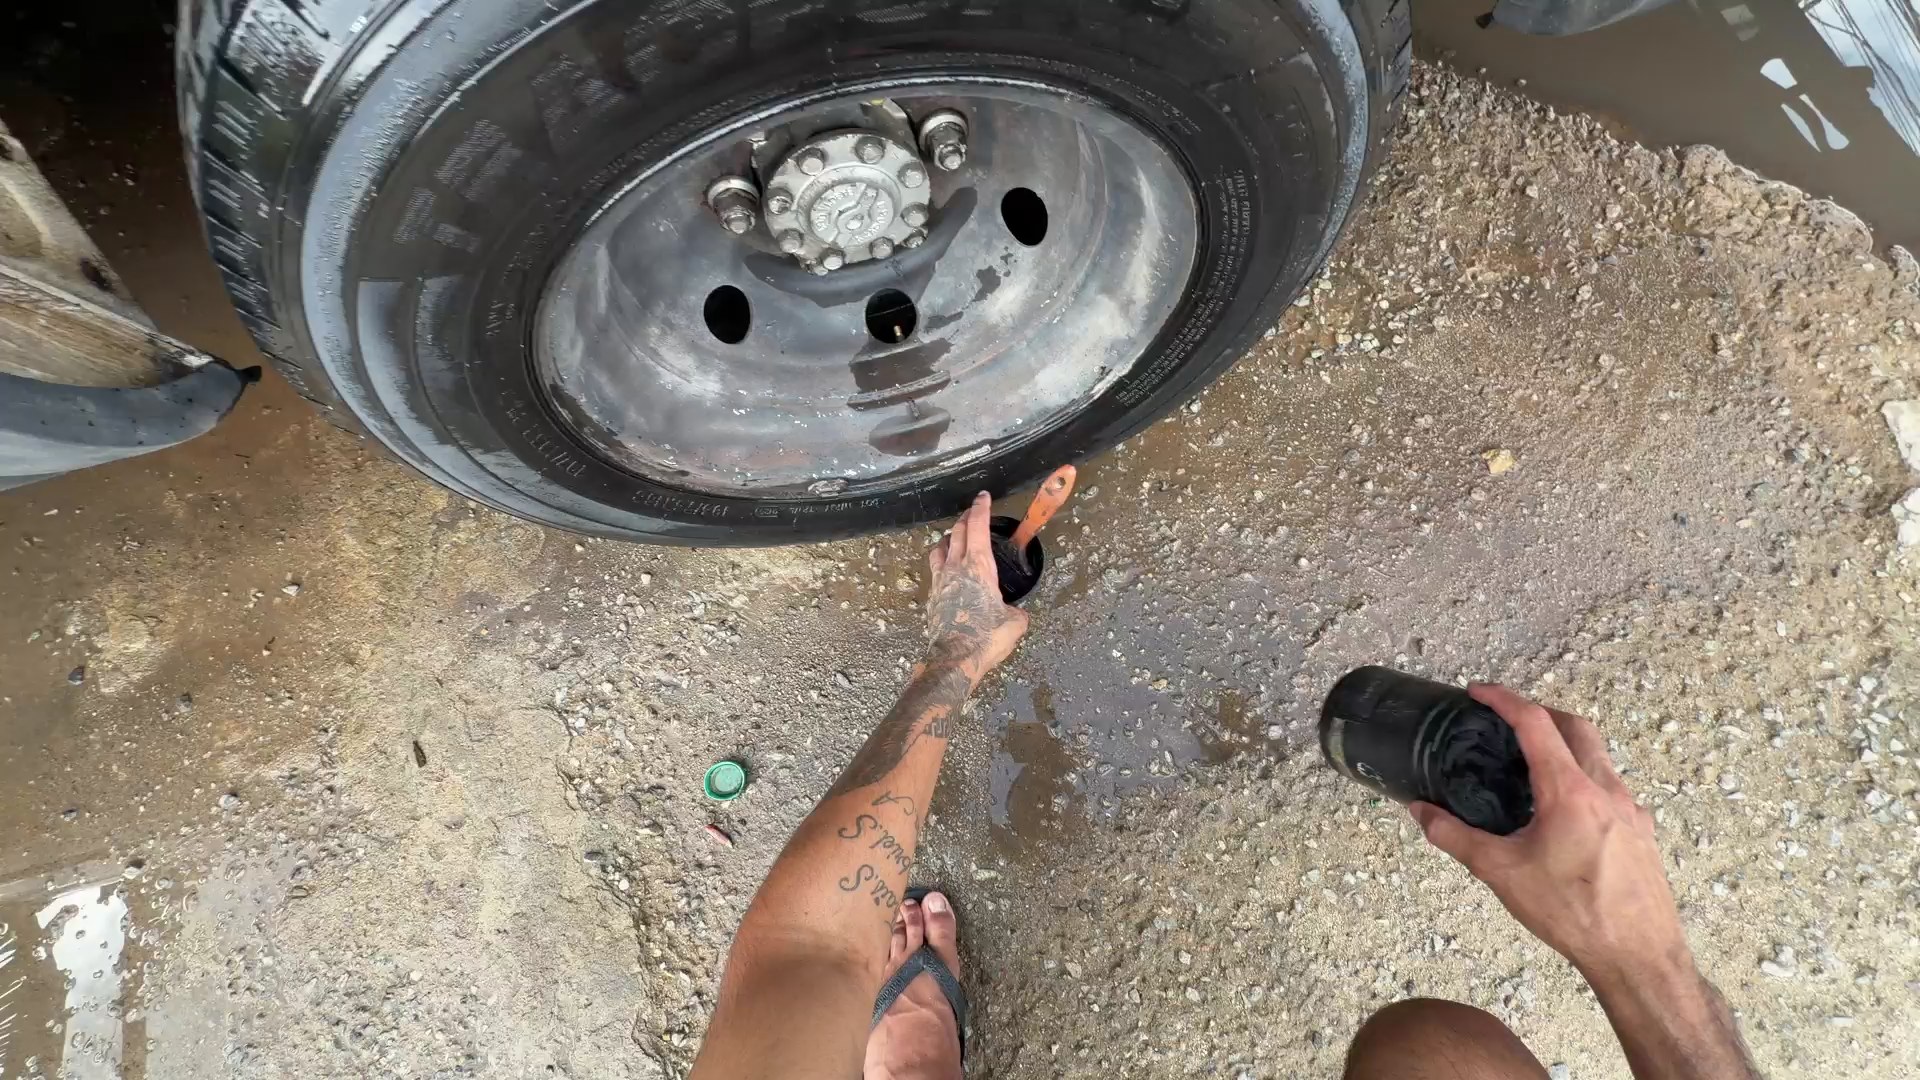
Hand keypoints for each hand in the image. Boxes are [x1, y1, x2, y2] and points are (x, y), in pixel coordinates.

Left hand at [924, 492, 1028, 683]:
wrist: (955, 658)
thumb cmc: (986, 637)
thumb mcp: (1015, 623)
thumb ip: (1017, 612)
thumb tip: (1016, 614)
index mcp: (979, 566)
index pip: (978, 527)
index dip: (981, 508)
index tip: (983, 497)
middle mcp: (956, 567)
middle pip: (957, 531)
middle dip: (965, 518)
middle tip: (972, 512)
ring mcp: (940, 581)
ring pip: (939, 547)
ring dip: (948, 538)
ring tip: (954, 538)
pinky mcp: (933, 597)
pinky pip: (935, 570)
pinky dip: (942, 562)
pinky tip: (947, 570)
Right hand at [1409, 684, 1692, 985]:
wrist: (1642, 962)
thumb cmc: (1572, 912)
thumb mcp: (1498, 870)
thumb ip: (1452, 835)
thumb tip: (1419, 810)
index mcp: (1570, 792)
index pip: (1536, 723)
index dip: (1503, 699)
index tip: (1477, 691)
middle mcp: (1606, 792)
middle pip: (1576, 726)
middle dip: (1537, 711)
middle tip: (1503, 717)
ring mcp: (1631, 812)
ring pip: (1597, 754)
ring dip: (1561, 740)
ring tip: (1525, 756)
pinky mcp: (1641, 833)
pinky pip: (1608, 783)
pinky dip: (1579, 771)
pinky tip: (1555, 801)